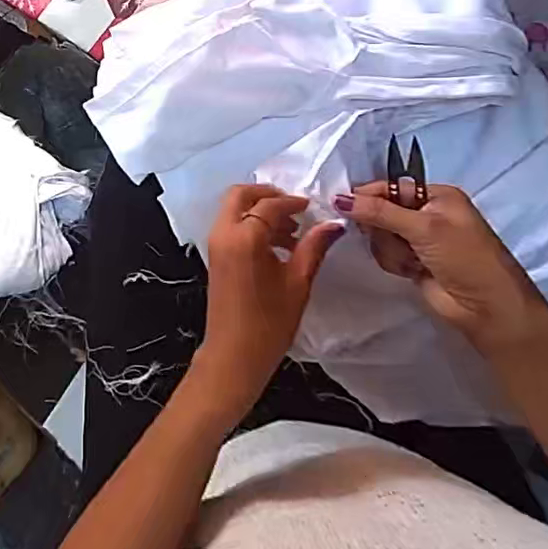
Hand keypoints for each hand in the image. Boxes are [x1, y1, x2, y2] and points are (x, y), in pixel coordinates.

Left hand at [196, 185, 344, 411]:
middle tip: (295, 209)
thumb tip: (333, 225)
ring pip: (233, 209)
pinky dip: (251, 224)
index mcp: (243, 237)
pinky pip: (231, 225)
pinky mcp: (214, 255)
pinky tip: (278, 245)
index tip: (311, 207)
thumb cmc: (269, 322)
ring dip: (260, 211)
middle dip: (267, 195)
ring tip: (293, 233)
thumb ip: (313, 247)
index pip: (268, 205)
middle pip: (240, 195)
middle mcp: (223, 233)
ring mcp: (215, 243)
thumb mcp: (298, 282)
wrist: (234, 353)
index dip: (292, 203)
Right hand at [340, 182, 547, 350]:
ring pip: (379, 235)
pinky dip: (395, 262)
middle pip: (379, 211)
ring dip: (391, 249)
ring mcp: (418, 239)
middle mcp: (426, 213)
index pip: (388, 187)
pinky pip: (385, 253)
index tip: (343, 206)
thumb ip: (379, 212)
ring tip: (413, 260)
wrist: (488, 309)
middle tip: (395, 239)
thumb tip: (338, 199)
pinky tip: (413, 270)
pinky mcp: (412, 260)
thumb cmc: (465, 259)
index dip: (366, 197)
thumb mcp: (424, 228)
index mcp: (437, 195)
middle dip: (382, 228)